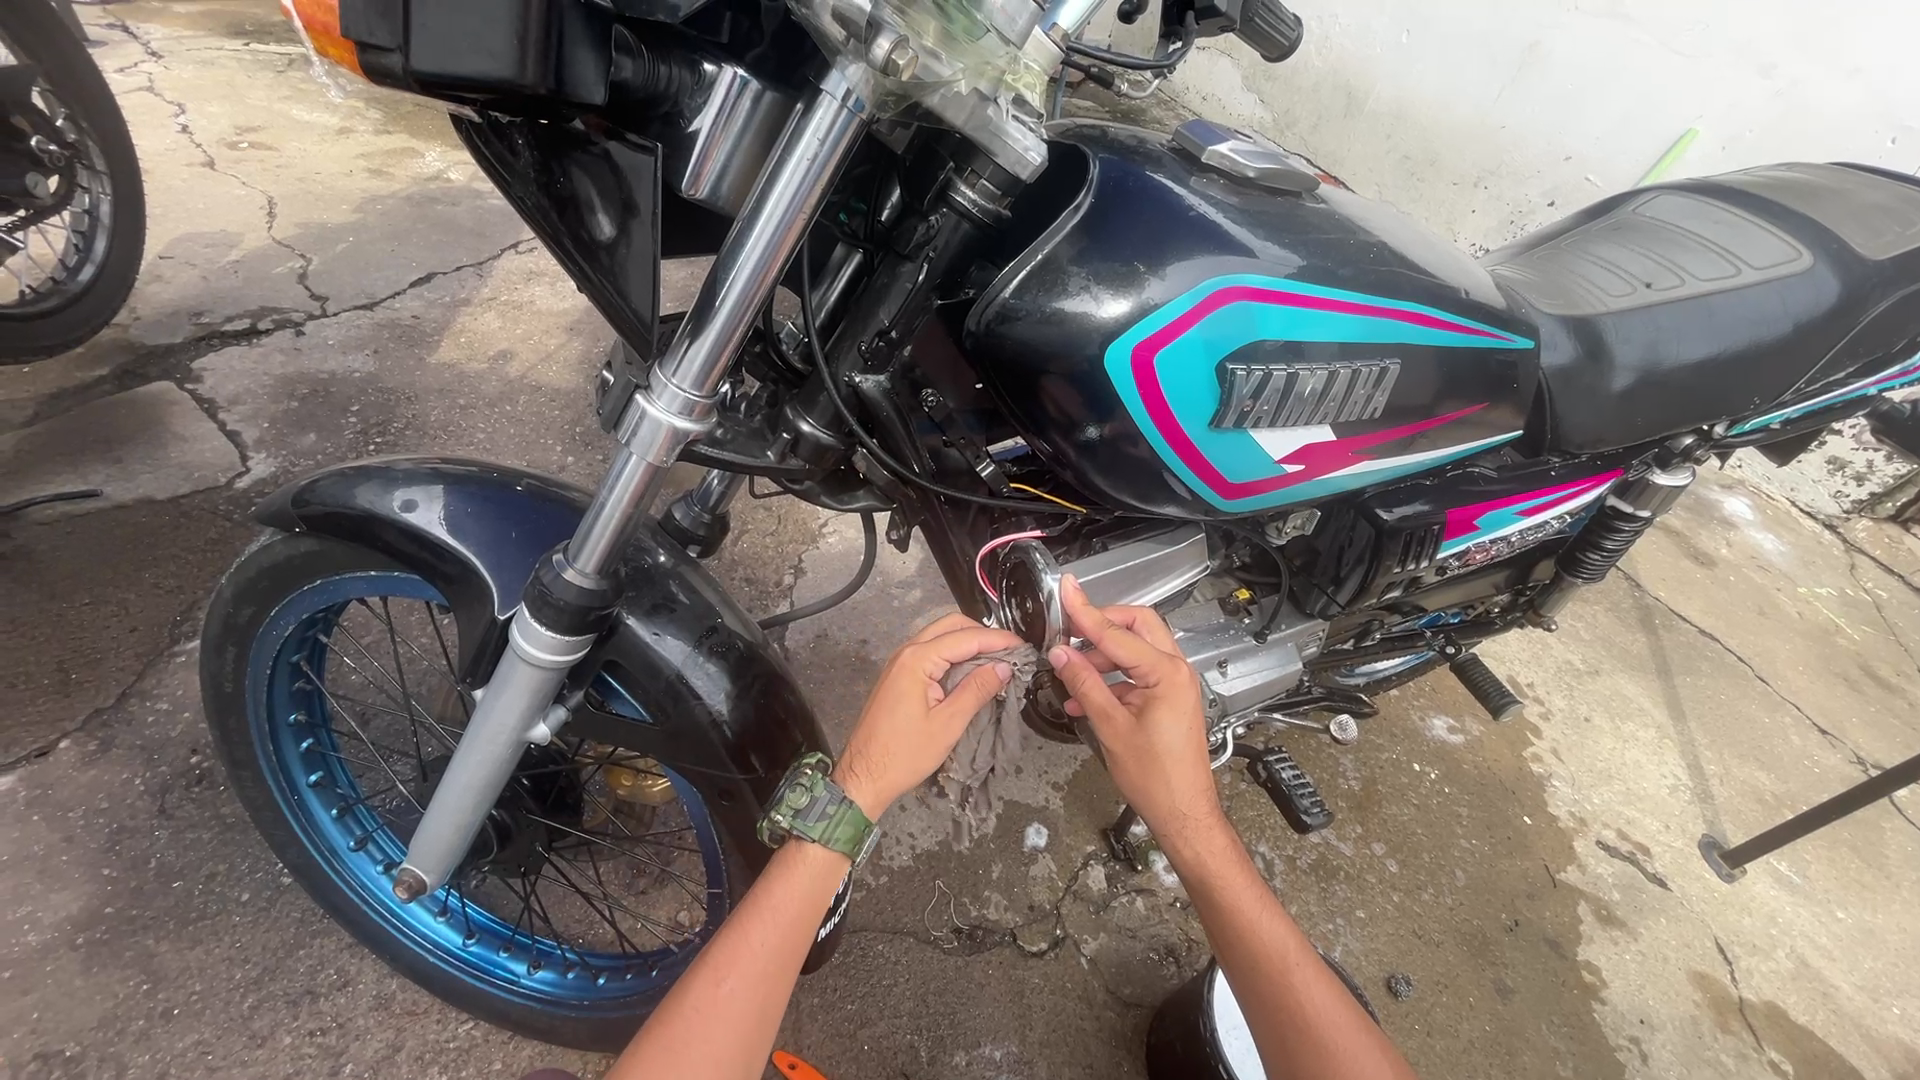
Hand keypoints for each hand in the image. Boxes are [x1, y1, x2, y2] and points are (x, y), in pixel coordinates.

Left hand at [833, 613, 1023, 818]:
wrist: (864, 776)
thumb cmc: (903, 755)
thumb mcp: (948, 724)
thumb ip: (977, 690)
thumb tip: (1003, 667)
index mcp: (917, 660)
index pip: (965, 637)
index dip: (997, 640)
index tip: (1021, 646)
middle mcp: (906, 653)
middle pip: (950, 626)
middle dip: (982, 633)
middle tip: (1009, 651)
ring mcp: (900, 663)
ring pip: (940, 637)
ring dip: (968, 642)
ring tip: (995, 659)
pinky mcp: (899, 676)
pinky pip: (930, 652)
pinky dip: (954, 654)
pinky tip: (971, 670)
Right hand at [1045, 576, 1224, 843]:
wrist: (1183, 812)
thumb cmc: (1155, 777)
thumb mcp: (1111, 727)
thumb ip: (1084, 684)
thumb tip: (1060, 654)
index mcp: (1166, 673)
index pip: (1117, 633)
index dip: (1086, 612)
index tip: (1066, 590)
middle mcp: (1176, 670)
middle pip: (1137, 626)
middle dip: (1101, 624)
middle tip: (1069, 628)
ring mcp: (1174, 684)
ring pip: (1135, 649)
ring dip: (1102, 654)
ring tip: (1071, 670)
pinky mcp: (1168, 698)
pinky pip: (1136, 673)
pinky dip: (1110, 678)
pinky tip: (1084, 697)